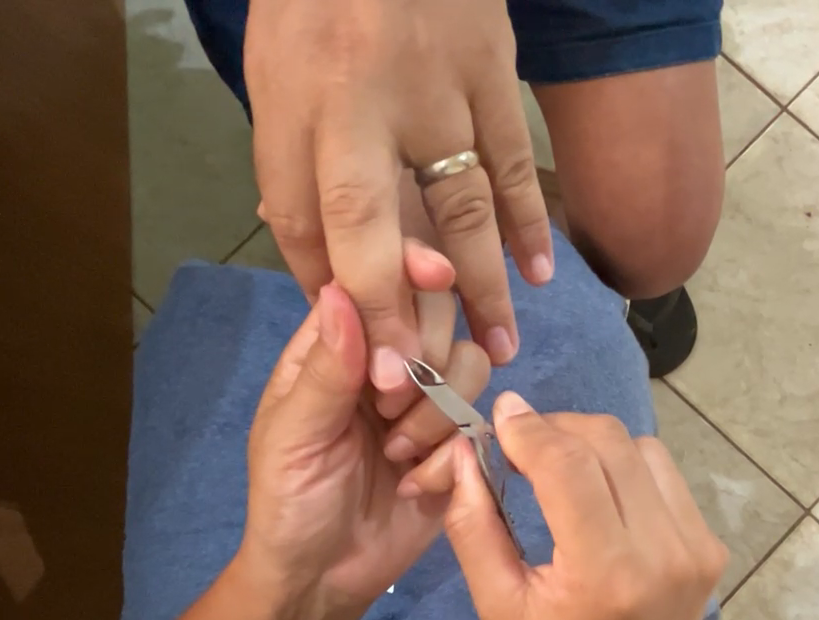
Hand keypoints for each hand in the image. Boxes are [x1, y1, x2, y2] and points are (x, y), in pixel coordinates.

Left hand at [236, 254, 488, 619]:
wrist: (325, 578)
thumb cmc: (291, 501)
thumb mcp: (293, 436)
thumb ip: (326, 369)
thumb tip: (345, 290)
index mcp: (336, 347)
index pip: (378, 283)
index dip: (409, 269)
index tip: (435, 274)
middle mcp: (390, 365)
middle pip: (439, 317)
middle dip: (423, 361)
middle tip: (385, 409)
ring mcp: (427, 404)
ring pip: (470, 367)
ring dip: (436, 413)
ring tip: (397, 455)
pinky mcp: (456, 446)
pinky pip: (479, 424)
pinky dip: (449, 455)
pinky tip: (414, 485)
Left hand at [244, 0, 553, 385]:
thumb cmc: (312, 4)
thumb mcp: (276, 88)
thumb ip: (299, 185)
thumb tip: (328, 285)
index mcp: (303, 100)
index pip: (318, 222)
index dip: (347, 301)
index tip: (376, 369)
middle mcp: (370, 98)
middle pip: (386, 224)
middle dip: (408, 312)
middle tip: (428, 384)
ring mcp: (442, 87)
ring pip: (465, 205)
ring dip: (485, 287)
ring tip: (501, 350)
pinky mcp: (494, 73)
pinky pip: (516, 162)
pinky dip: (532, 222)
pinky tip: (542, 275)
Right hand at [441, 393, 727, 619]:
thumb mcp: (498, 606)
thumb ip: (474, 525)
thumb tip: (464, 450)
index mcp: (602, 575)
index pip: (569, 466)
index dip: (531, 429)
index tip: (502, 415)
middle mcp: (660, 552)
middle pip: (609, 443)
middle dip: (558, 427)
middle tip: (523, 442)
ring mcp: (694, 546)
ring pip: (642, 448)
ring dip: (594, 443)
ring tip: (561, 466)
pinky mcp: (710, 544)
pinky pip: (665, 473)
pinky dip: (627, 466)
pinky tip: (603, 492)